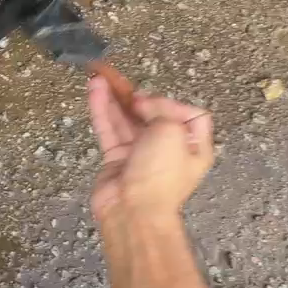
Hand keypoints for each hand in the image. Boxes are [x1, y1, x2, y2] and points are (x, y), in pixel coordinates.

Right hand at [86, 76, 213, 226]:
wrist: (133, 209)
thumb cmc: (160, 177)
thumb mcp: (172, 132)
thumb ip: (159, 109)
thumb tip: (141, 102)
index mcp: (193, 146)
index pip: (188, 115)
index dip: (171, 103)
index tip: (153, 102)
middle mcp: (167, 150)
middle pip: (152, 115)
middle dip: (137, 97)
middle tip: (122, 83)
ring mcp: (140, 154)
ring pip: (126, 119)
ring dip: (113, 98)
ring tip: (100, 77)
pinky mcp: (116, 158)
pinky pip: (108, 128)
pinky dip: (101, 109)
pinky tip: (94, 90)